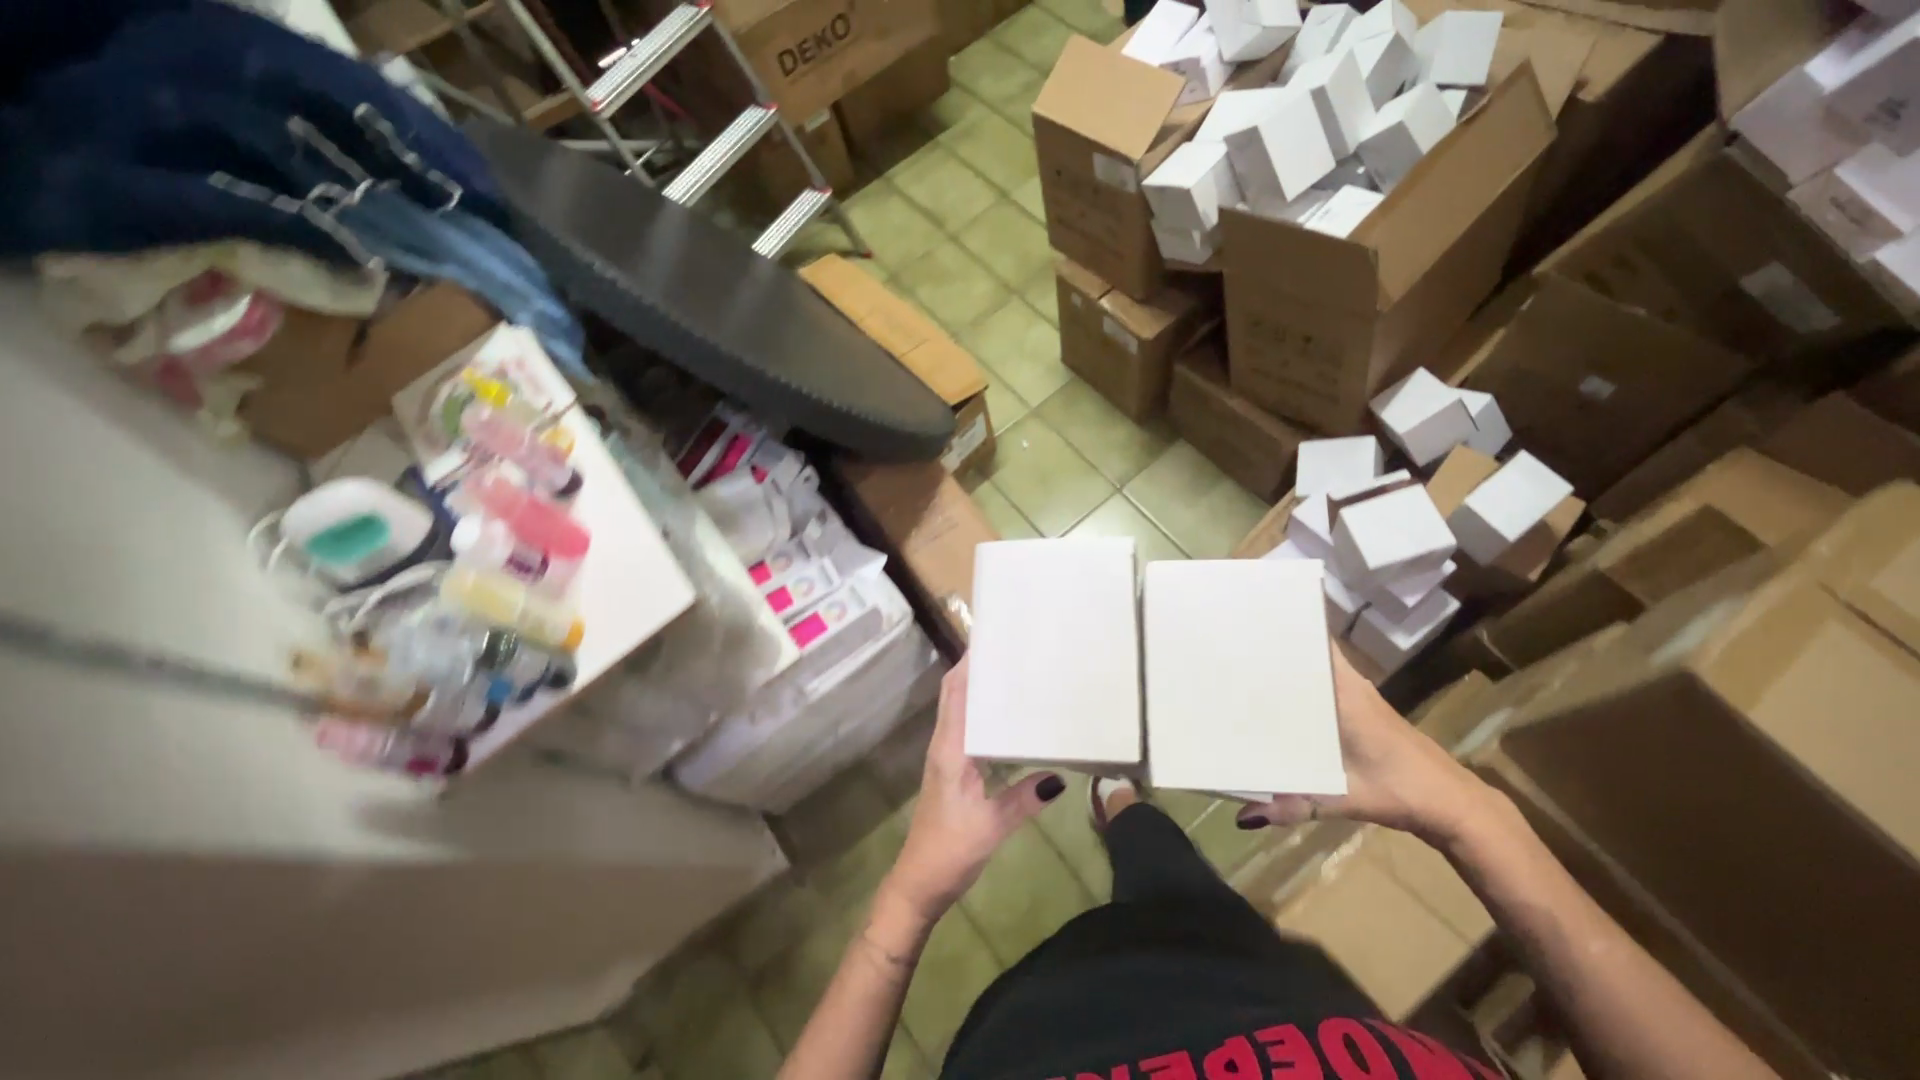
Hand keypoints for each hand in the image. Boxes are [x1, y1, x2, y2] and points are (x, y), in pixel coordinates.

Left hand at [879, 656, 1065, 922]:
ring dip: (979, 689)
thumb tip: (1060, 776)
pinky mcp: (953, 771)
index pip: (956, 692)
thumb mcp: (993, 825)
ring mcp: (947, 757)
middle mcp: (945, 745)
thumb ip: (1026, 799)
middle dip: (977, 668)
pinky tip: (1009, 718)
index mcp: (950, 749)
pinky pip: (967, 730)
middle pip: (957, 694)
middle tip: (1012, 648)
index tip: (992, 636)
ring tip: (1014, 672)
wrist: (920, 883)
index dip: (969, 662)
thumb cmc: (950, 849)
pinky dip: (983, 714)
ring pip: (961, 711)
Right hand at [1236, 645, 1495, 845]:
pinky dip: (1299, 685)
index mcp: (1346, 693)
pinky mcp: (1360, 708)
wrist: (1452, 803)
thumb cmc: (1402, 790)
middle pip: (1307, 651)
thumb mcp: (1345, 799)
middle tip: (1227, 648)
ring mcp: (1357, 694)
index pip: (1313, 643)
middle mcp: (1351, 684)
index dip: (1280, 629)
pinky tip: (1273, 699)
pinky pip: (1322, 684)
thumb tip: (1242, 817)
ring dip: (1284, 666)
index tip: (1240, 625)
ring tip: (1239, 666)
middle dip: (1271, 648)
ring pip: (1314, 667)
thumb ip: (1294, 805)